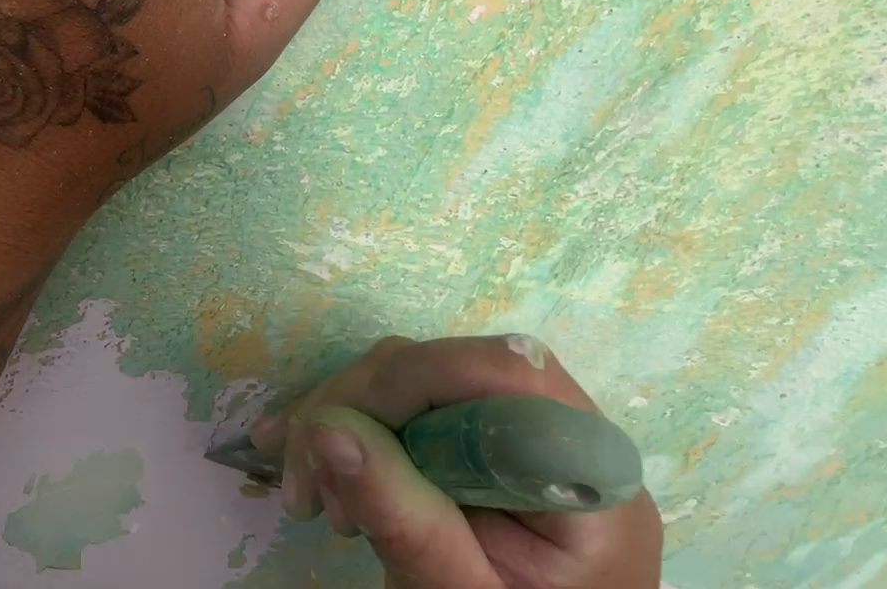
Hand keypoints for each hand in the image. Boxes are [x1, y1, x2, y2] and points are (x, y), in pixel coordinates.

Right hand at [251, 336, 663, 588]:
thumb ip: (404, 519)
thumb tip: (323, 427)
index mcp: (583, 474)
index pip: (502, 370)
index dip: (413, 378)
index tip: (339, 434)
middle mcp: (555, 432)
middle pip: (439, 366)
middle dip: (354, 408)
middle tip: (303, 484)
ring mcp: (512, 430)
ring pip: (407, 375)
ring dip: (339, 422)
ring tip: (309, 496)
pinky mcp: (476, 436)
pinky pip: (402, 401)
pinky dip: (349, 428)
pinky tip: (313, 467)